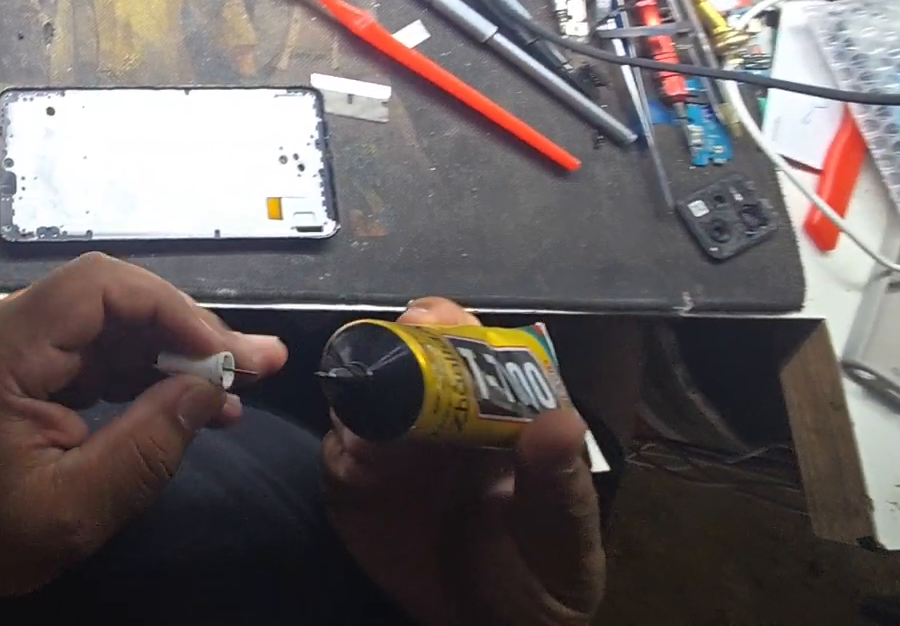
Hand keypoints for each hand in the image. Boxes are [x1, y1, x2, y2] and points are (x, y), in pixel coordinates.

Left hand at [0, 253, 287, 609]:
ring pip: (118, 321)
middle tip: (259, 362)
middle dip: (189, 325)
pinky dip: (152, 372)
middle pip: (114, 296)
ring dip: (179, 348)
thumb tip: (210, 390)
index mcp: (9, 346)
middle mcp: (16, 325)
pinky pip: (105, 351)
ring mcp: (27, 340)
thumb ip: (144, 448)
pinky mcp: (40, 362)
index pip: (98, 287)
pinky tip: (197, 401)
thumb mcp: (69, 509)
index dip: (170, 307)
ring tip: (242, 384)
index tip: (226, 353)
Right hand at [322, 299, 604, 625]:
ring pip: (365, 381)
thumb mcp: (562, 544)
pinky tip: (359, 442)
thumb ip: (560, 487)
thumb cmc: (532, 581)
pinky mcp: (348, 464)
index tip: (442, 318)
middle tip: (409, 329)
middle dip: (404, 334)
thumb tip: (559, 419)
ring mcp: (387, 434)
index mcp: (492, 414)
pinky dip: (345, 429)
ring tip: (382, 386)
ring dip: (368, 374)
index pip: (470, 350)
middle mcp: (433, 410)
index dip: (455, 326)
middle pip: (409, 351)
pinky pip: (337, 434)